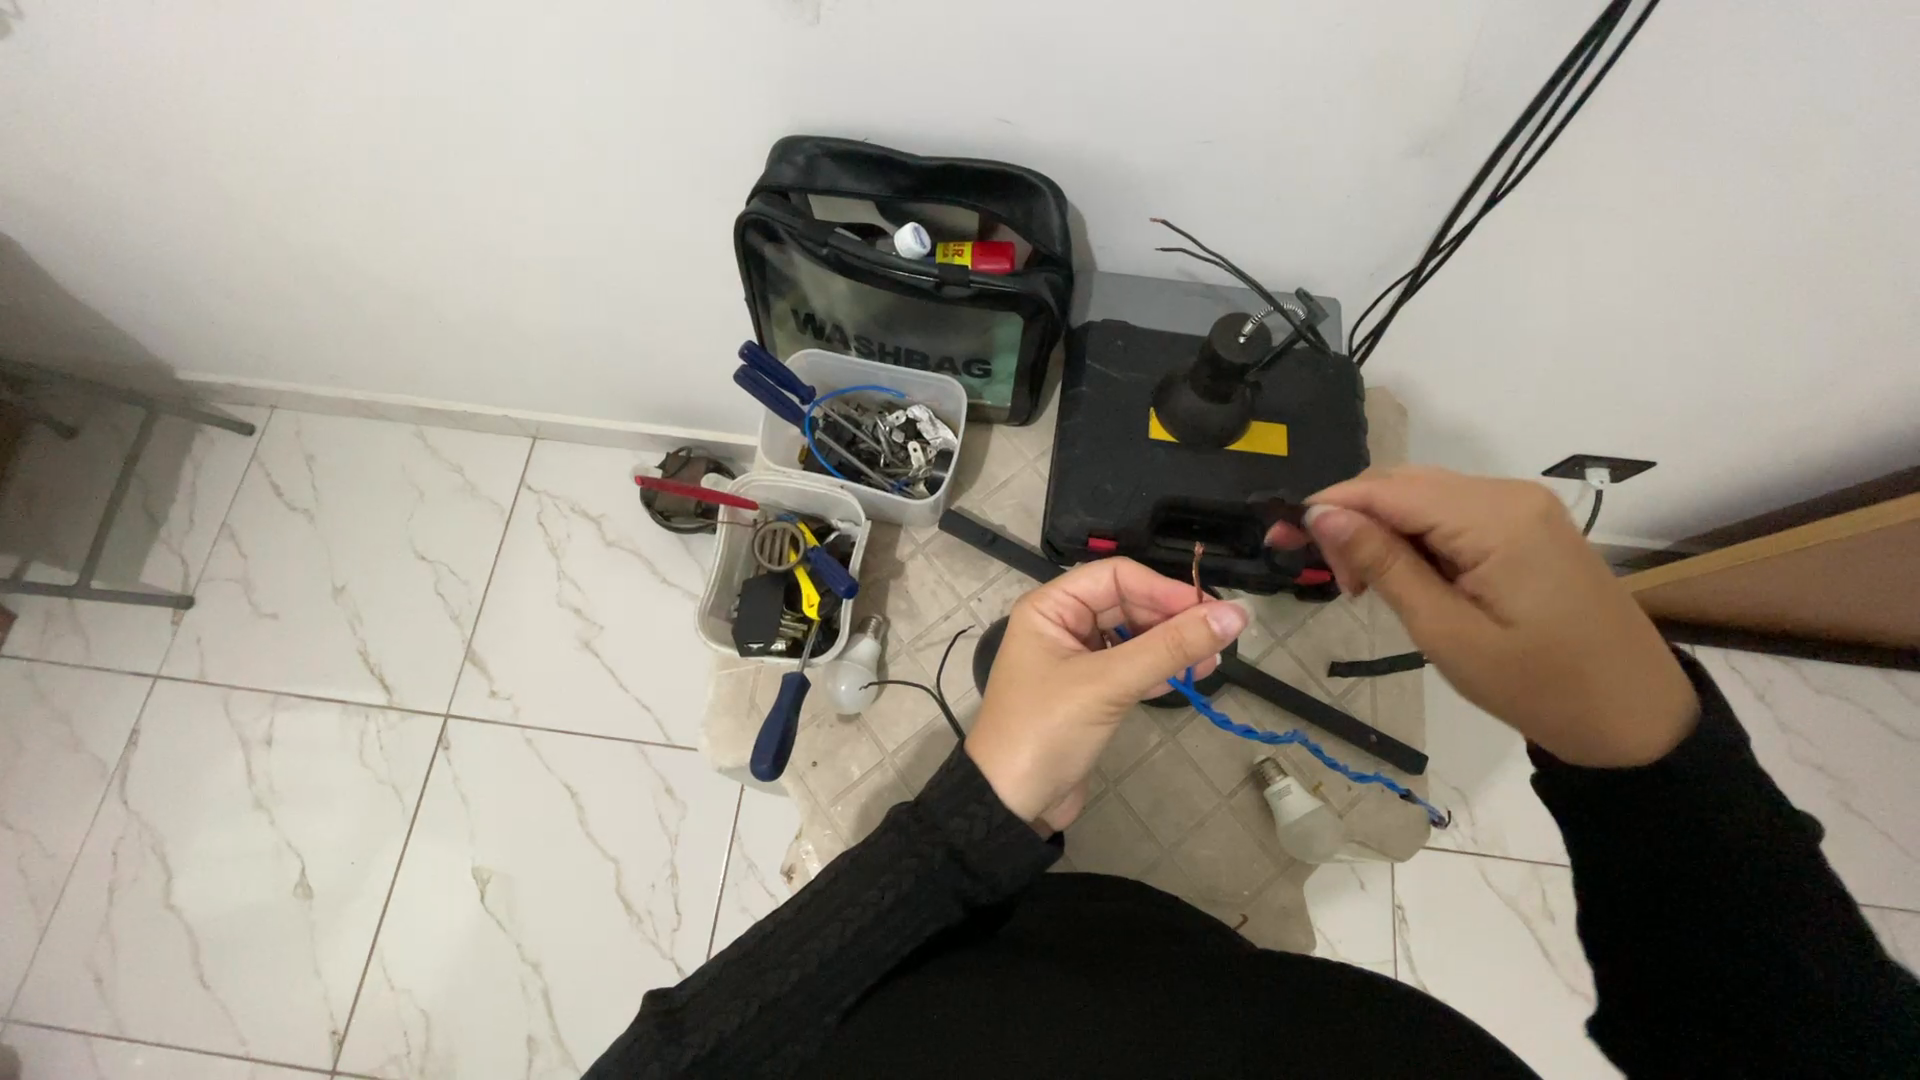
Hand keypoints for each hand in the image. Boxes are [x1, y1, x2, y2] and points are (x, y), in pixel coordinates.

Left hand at [965, 558, 1248, 832]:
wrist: (1012, 803)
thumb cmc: (1046, 730)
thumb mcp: (1107, 684)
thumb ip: (1170, 648)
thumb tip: (1235, 615)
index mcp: (1050, 607)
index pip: (1116, 576)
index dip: (1164, 588)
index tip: (1211, 609)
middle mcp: (1062, 624)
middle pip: (1129, 603)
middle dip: (1173, 617)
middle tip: (1220, 636)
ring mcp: (1077, 658)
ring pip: (1135, 636)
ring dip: (1172, 644)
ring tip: (1214, 659)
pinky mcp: (1092, 691)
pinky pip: (1133, 665)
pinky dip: (1162, 668)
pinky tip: (1194, 674)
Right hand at [1283, 466, 1697, 767]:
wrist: (1634, 716)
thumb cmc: (1537, 685)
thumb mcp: (1444, 631)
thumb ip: (1382, 564)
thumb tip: (1320, 514)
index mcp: (1493, 518)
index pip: (1385, 490)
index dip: (1326, 507)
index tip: (1281, 540)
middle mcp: (1507, 495)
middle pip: (1400, 483)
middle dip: (1349, 517)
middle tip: (1328, 578)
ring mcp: (1521, 507)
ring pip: (1420, 494)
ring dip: (1377, 528)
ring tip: (1361, 584)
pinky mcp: (1525, 525)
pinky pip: (1448, 512)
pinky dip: (1410, 535)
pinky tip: (1400, 573)